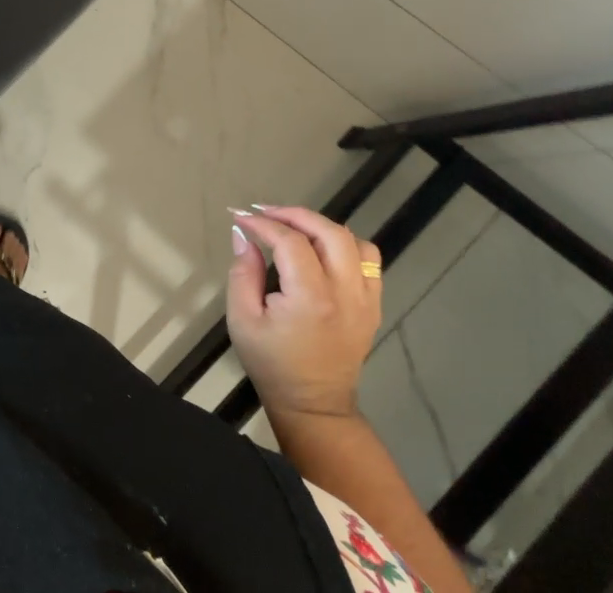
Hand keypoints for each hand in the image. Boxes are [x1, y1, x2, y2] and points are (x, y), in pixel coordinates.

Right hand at [226, 205, 381, 420]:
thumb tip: (242, 236)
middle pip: (331, 234)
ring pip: (357, 243)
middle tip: (265, 212)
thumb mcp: (242, 317)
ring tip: (293, 228)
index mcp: (311, 298)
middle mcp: (346, 294)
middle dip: (296, 215)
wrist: (312, 400)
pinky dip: (345, 245)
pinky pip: (369, 263)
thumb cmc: (269, 360)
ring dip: (323, 228)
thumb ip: (243, 272)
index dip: (263, 224)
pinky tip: (319, 248)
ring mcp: (366, 300)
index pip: (291, 243)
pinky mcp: (373, 306)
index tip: (239, 218)